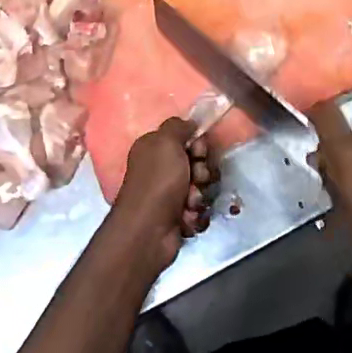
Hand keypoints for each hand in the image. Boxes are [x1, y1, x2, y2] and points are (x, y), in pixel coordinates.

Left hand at [108, 118, 218, 275]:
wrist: (149, 229)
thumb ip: (178, 126)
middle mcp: (160, 168)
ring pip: (201, 188)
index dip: (198, 146)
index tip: (198, 152)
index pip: (186, 139)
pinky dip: (195, 214)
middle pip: (197, 164)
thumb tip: (189, 123)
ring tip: (189, 203)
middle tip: (195, 179)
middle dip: (202, 173)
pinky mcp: (177, 216)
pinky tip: (186, 218)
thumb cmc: (158, 181)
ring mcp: (168, 193)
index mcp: (154, 148)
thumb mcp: (166, 142)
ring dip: (199, 195)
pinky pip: (198, 210)